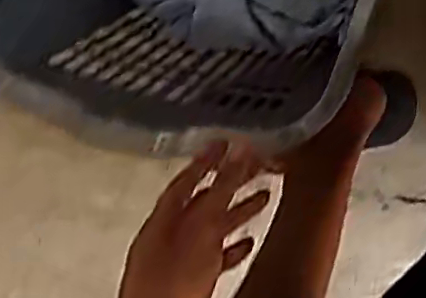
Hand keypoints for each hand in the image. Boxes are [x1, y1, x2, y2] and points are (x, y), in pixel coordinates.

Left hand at [119, 141, 271, 297]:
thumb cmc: (171, 284)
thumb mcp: (204, 224)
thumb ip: (223, 186)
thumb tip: (240, 151)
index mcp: (162, 221)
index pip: (186, 178)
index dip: (208, 158)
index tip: (226, 141)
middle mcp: (166, 239)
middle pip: (203, 199)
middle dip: (232, 180)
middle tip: (255, 163)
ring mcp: (176, 262)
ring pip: (213, 226)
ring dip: (238, 209)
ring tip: (263, 195)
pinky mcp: (189, 283)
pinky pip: (215, 253)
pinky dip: (233, 242)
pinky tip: (247, 241)